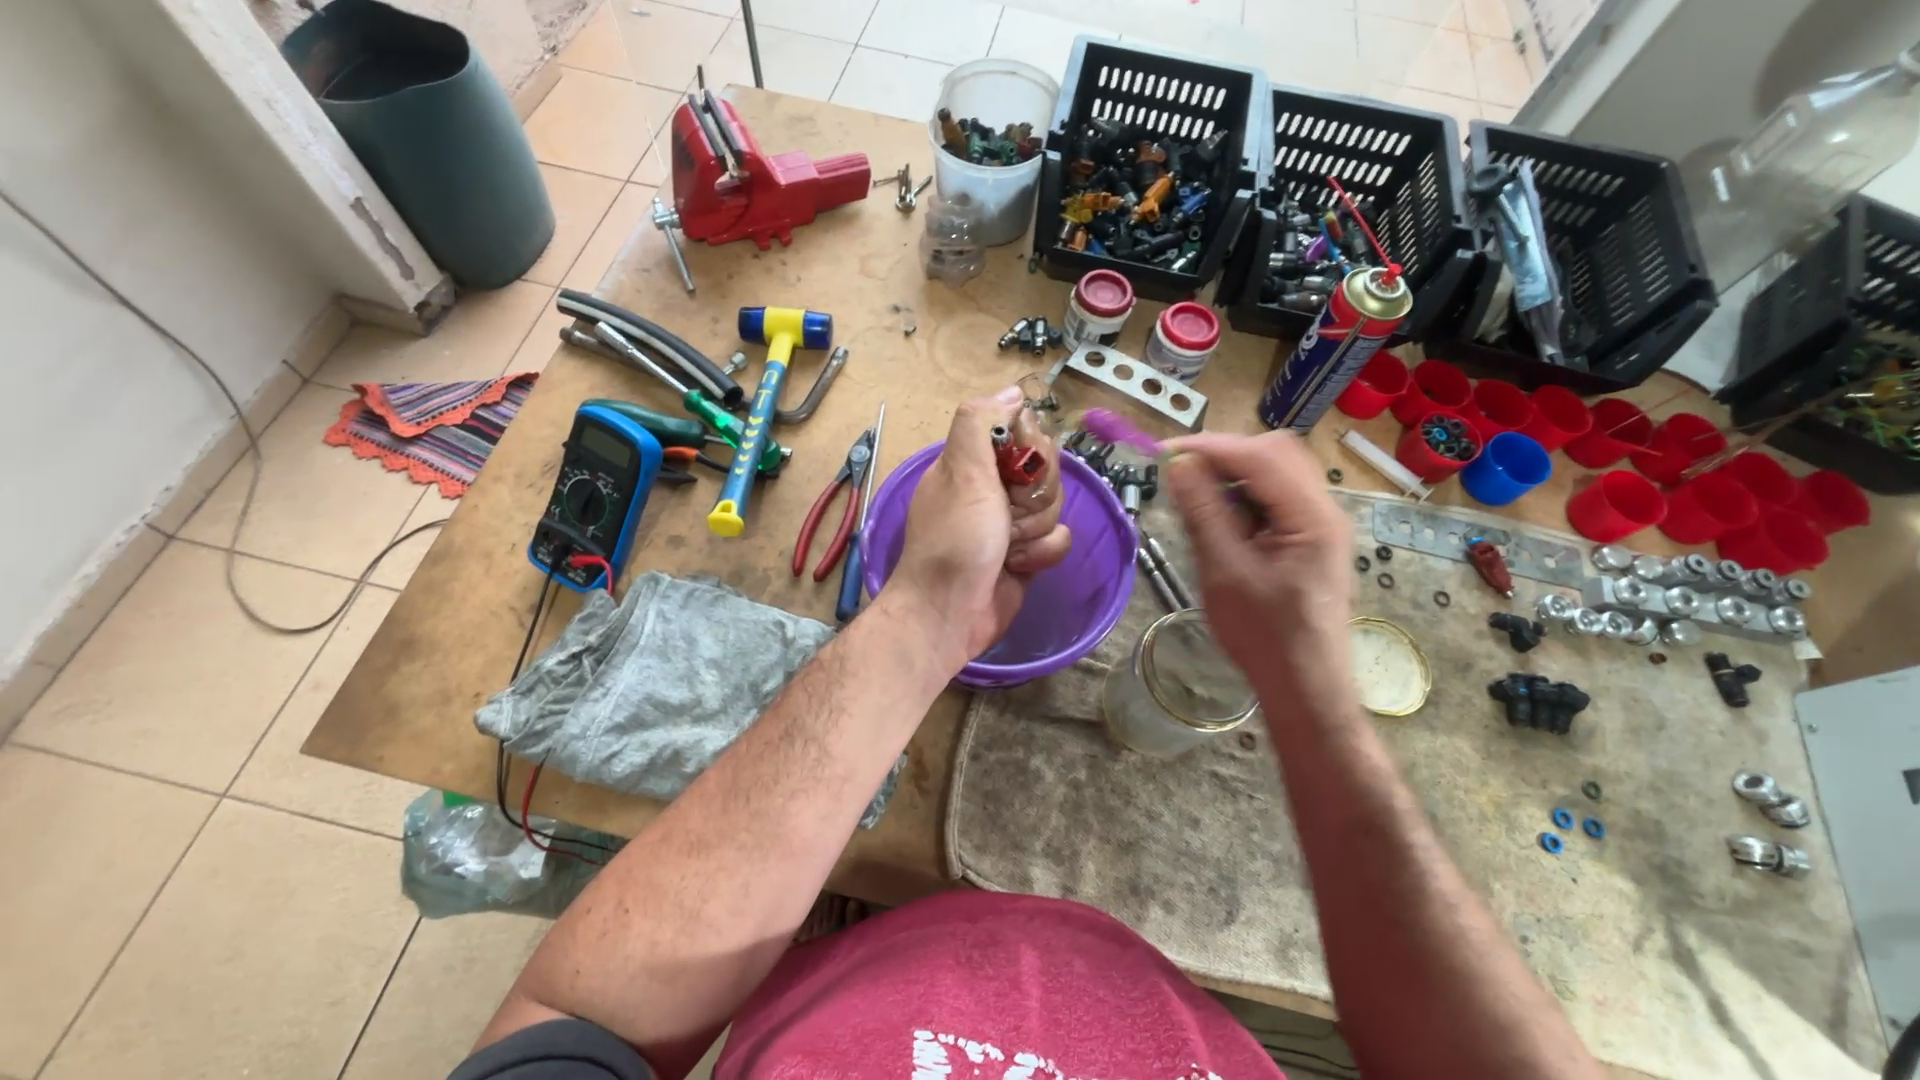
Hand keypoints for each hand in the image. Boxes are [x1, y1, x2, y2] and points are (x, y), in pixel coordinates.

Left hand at [887, 387, 1071, 666]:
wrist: (950, 612)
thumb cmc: (955, 540)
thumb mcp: (961, 471)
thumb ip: (980, 422)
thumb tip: (1013, 391)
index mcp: (972, 462)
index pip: (1024, 432)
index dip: (1030, 451)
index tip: (1014, 470)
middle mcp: (991, 487)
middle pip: (1045, 470)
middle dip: (1034, 496)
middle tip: (1006, 514)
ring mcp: (1009, 523)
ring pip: (1055, 506)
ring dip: (1035, 529)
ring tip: (1007, 547)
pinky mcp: (1027, 554)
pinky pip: (1057, 540)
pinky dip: (1042, 555)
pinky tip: (1018, 567)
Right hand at [1164, 431, 1352, 703]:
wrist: (1305, 684)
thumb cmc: (1264, 635)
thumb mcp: (1224, 570)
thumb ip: (1204, 512)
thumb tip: (1180, 465)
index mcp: (1310, 515)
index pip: (1259, 456)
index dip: (1209, 446)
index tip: (1164, 453)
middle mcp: (1325, 509)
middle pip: (1276, 452)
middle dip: (1225, 454)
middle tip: (1182, 472)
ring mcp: (1322, 523)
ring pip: (1279, 471)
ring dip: (1236, 473)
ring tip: (1198, 495)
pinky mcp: (1314, 538)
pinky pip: (1280, 496)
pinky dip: (1248, 494)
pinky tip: (1223, 517)